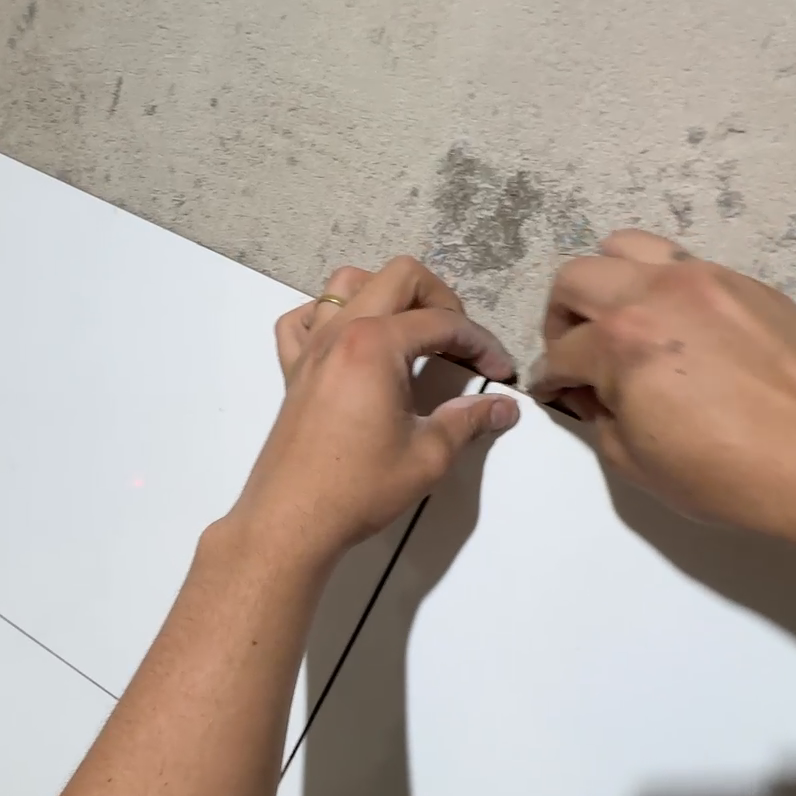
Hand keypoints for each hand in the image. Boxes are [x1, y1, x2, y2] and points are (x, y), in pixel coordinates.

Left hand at [225, 257, 520, 560]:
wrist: (292, 519)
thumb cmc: (359, 488)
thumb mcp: (427, 456)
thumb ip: (467, 422)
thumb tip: (504, 409)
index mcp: (375, 344)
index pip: (441, 322)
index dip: (480, 343)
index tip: (499, 372)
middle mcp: (339, 332)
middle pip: (397, 277)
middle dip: (439, 298)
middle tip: (457, 342)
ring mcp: (309, 348)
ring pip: (345, 284)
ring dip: (383, 295)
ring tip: (407, 334)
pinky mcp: (291, 371)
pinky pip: (301, 321)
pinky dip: (326, 317)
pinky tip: (348, 344)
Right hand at [527, 229, 795, 533]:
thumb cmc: (733, 474)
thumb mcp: (636, 462)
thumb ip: (600, 417)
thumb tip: (598, 395)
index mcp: (622, 342)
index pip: (559, 353)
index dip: (550, 382)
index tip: (558, 396)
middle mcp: (657, 294)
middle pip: (575, 278)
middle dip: (560, 319)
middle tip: (578, 356)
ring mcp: (707, 279)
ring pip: (625, 247)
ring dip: (606, 285)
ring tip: (622, 327)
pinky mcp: (748, 284)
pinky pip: (680, 264)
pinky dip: (658, 289)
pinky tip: (678, 333)